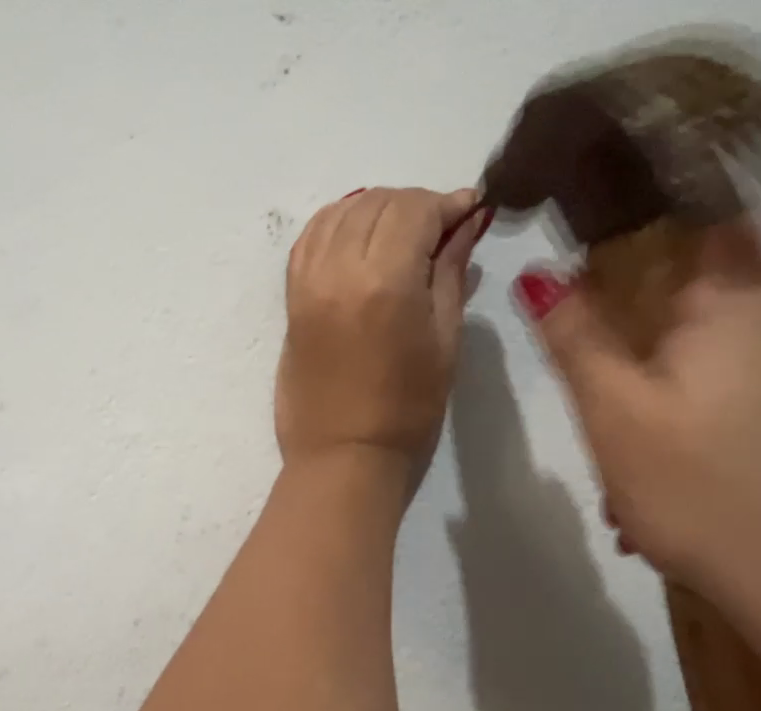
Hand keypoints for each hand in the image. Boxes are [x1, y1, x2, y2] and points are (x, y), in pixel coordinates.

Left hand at [276, 187, 483, 479]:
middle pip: (375, 204)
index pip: (414, 210)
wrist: (342, 457)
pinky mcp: (291, 302)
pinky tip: (356, 237)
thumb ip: (451, 272)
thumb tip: (467, 221)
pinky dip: (334, 226)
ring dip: (373, 210)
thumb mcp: (445, 341)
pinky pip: (308, 241)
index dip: (446, 204)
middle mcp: (338, 272)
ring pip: (338, 214)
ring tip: (398, 233)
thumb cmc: (407, 410)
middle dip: (412, 205)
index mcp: (384, 282)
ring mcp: (307, 285)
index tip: (469, 212)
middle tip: (438, 228)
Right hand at [517, 220, 760, 595]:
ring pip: (724, 357)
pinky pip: (755, 396)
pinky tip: (676, 491)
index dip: (646, 219)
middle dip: (643, 339)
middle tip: (597, 401)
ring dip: (668, 396)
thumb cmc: (707, 491)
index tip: (595, 255)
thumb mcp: (616, 417)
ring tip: (628, 475)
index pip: (700, 215)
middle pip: (704, 297)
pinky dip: (706, 424)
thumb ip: (575, 340)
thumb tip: (537, 273)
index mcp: (740, 298)